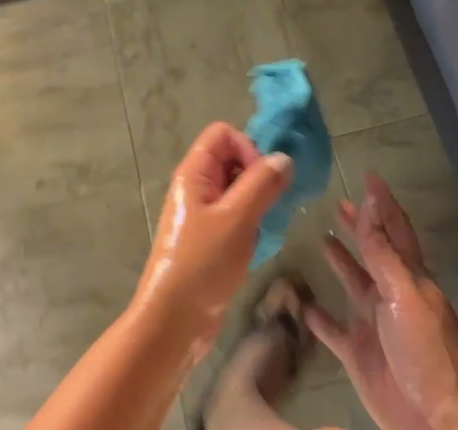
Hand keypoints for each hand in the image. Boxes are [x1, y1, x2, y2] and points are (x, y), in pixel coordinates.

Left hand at [131, 123, 292, 362]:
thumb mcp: (236, 220)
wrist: (173, 322)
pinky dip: (252, 223)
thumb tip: (284, 157)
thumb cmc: (202, 264)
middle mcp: (196, 187)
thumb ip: (261, 184)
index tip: (263, 179)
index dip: (247, 148)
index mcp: (193, 173)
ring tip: (266, 227)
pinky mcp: (210, 239)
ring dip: (258, 202)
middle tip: (271, 205)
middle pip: (231, 159)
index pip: (223, 134)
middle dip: (258, 175)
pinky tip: (259, 245)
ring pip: (237, 189)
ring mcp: (202, 214)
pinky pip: (236, 216)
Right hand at [307, 174, 457, 429]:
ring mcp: (374, 323)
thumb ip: (383, 251)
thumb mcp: (405, 294)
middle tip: (339, 203)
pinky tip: (300, 302)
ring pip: (352, 284)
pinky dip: (316, 315)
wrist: (437, 418)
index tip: (369, 174)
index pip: (394, 229)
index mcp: (409, 275)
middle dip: (359, 226)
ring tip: (321, 238)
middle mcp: (390, 293)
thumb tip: (370, 202)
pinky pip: (331, 328)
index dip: (382, 202)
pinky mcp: (357, 353)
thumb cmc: (428, 350)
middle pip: (372, 251)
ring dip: (340, 262)